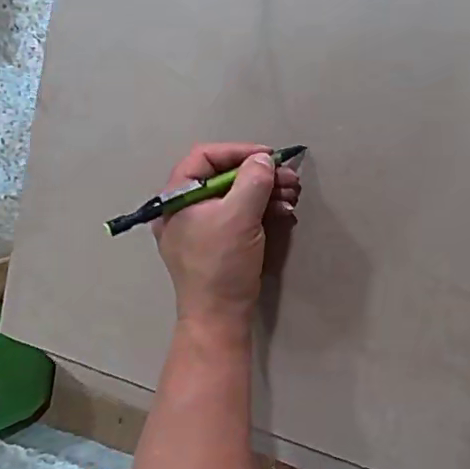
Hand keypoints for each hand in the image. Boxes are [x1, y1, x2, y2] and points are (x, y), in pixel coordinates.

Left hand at [153, 143, 300, 328]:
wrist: (219, 316)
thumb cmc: (222, 264)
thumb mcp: (240, 216)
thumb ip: (253, 181)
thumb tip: (263, 160)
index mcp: (176, 197)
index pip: (205, 157)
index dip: (238, 152)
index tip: (269, 157)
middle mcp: (184, 208)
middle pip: (223, 176)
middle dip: (259, 175)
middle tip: (289, 179)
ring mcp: (201, 227)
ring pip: (235, 196)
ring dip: (266, 192)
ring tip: (292, 195)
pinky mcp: (217, 243)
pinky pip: (238, 216)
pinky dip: (261, 211)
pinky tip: (284, 212)